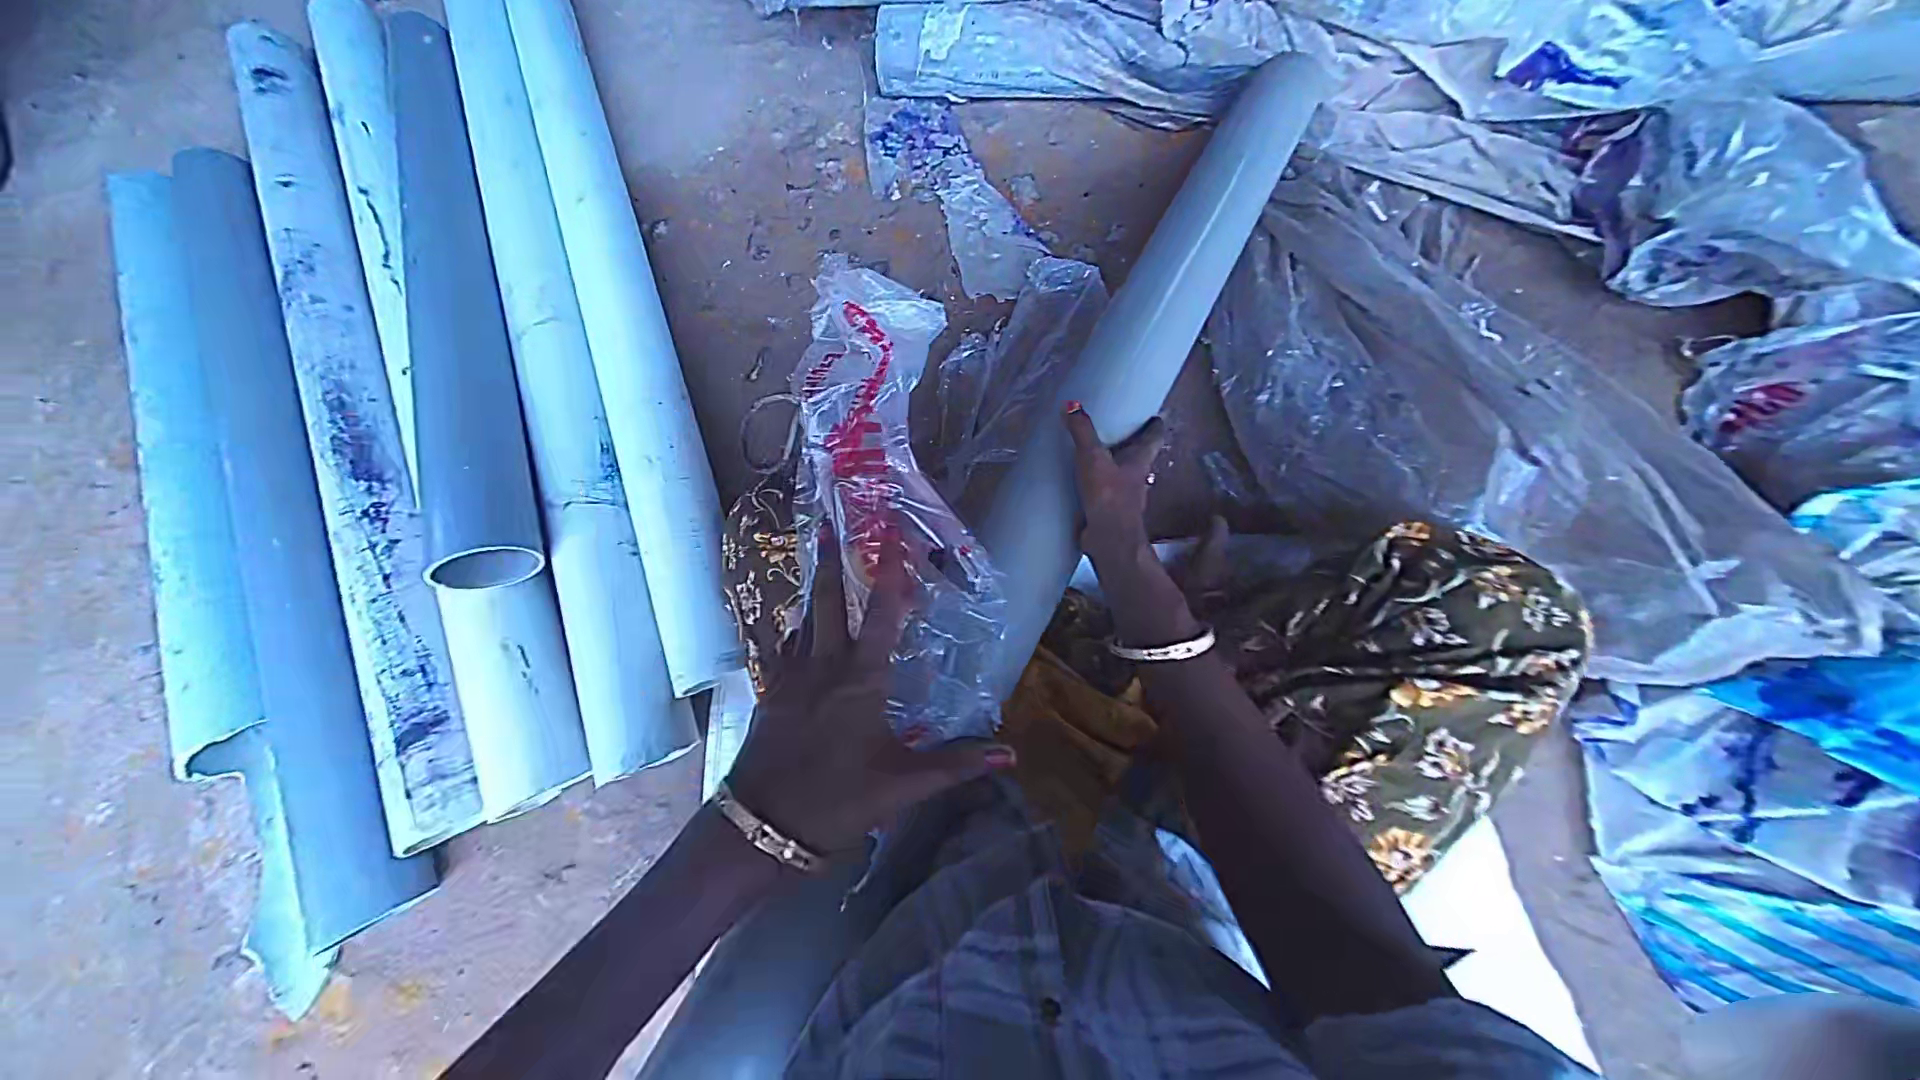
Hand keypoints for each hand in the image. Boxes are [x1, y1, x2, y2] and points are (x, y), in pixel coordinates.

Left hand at [724, 526, 1015, 855]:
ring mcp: (792, 677)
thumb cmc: (837, 799)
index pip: (884, 614)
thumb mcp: (904, 784)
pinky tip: (784, 623)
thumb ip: (957, 764)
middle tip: (832, 524)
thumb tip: (1011, 754)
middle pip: (830, 602)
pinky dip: (784, 631)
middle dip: (834, 561)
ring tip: (817, 561)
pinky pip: (778, 650)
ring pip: (803, 620)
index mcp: (862, 678)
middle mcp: (824, 665)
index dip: (893, 572)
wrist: (761, 825)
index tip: (893, 535)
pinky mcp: (771, 693)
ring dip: (812, 590)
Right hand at [1063, 402, 1165, 561]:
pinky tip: (1082, 482)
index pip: (1154, 438)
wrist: (1108, 538)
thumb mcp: (1092, 457)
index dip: (1154, 426)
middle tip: (1118, 430)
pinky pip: (1104, 493)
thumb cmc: (1109, 494)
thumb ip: (1082, 431)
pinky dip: (1096, 485)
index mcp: (1140, 461)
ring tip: (1095, 454)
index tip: (1153, 416)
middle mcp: (1137, 478)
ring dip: (1112, 466)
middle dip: (1130, 444)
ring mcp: (1124, 497)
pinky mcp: (1108, 511)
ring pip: (1121, 476)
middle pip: (1138, 456)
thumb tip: (1071, 404)